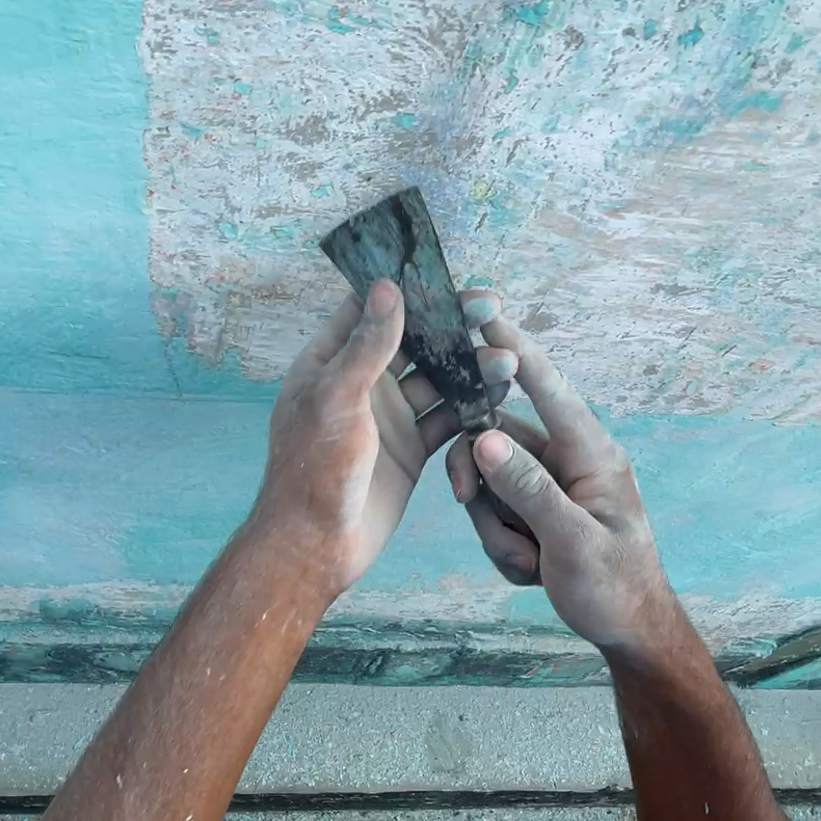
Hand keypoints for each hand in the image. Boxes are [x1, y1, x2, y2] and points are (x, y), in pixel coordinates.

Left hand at [252, 279, 467, 595]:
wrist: (318, 544)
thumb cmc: (313, 469)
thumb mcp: (336, 400)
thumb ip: (366, 346)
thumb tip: (387, 288)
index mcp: (330, 363)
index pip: (370, 311)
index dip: (407, 290)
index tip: (446, 276)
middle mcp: (361, 385)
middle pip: (413, 342)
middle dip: (450, 325)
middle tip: (491, 308)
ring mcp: (388, 417)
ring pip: (436, 381)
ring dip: (469, 368)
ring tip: (507, 359)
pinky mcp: (411, 448)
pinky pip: (446, 418)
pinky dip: (471, 407)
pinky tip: (498, 395)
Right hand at [445, 291, 680, 658]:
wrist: (628, 630)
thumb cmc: (616, 586)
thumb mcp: (573, 542)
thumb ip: (528, 489)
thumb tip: (484, 439)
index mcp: (590, 452)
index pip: (548, 387)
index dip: (514, 348)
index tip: (484, 311)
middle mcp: (565, 459)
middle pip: (494, 441)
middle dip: (481, 485)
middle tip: (468, 504)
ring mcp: (546, 484)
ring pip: (486, 482)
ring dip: (496, 530)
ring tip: (530, 564)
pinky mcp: (532, 508)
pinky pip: (491, 511)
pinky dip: (503, 545)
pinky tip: (533, 569)